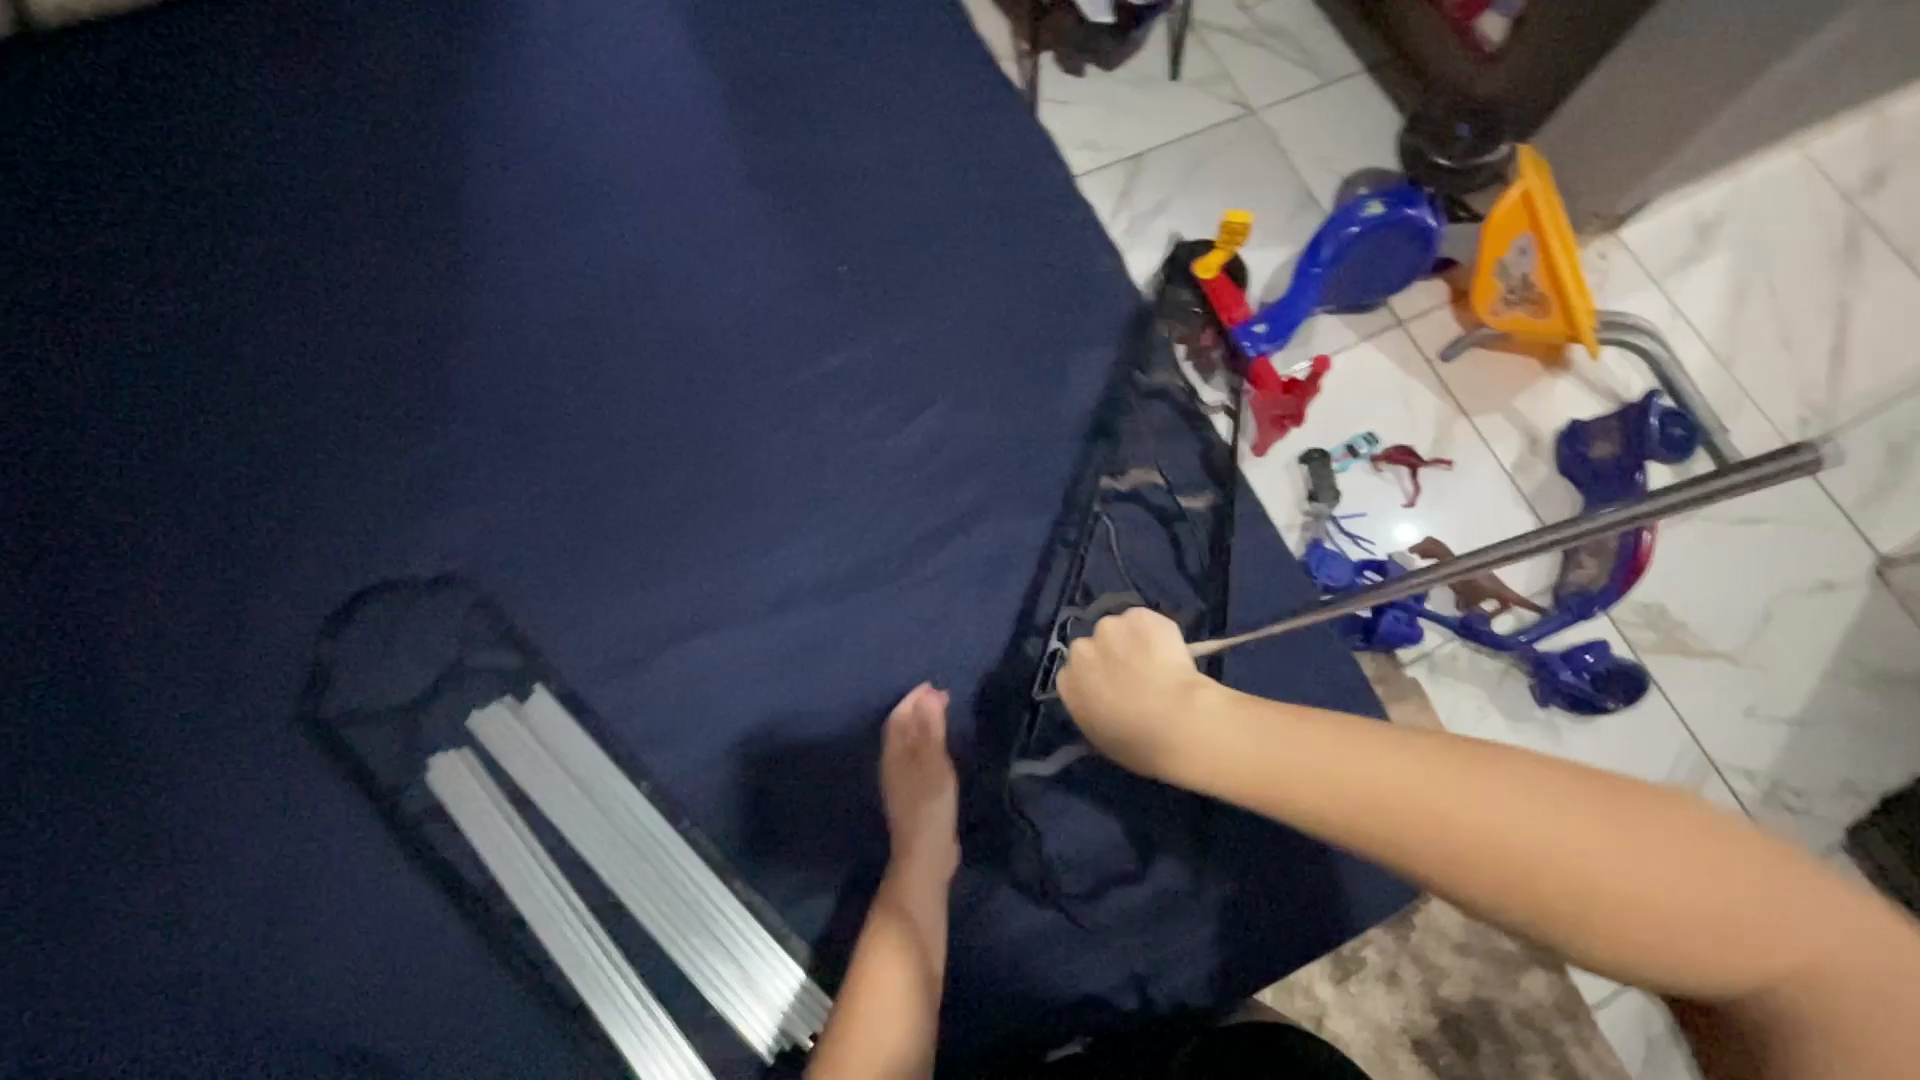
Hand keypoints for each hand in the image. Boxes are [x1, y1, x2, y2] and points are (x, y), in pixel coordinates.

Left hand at [880, 683, 959, 883]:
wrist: (925, 855)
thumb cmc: (930, 806)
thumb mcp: (934, 763)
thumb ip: (930, 729)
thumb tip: (928, 696)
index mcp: (895, 753)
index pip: (899, 716)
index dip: (914, 698)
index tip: (933, 685)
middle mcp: (892, 763)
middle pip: (900, 727)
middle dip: (917, 708)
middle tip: (941, 696)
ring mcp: (900, 780)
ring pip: (906, 742)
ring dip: (921, 725)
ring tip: (941, 715)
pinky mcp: (912, 793)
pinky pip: (915, 757)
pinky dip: (925, 743)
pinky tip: (938, 749)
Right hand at [1056, 608, 1216, 777]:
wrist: (1177, 721)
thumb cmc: (1138, 743)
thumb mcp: (1102, 739)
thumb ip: (1093, 713)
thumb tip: (1102, 707)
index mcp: (1068, 683)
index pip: (1075, 672)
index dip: (1096, 677)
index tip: (1113, 687)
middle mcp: (1081, 650)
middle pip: (1093, 645)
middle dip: (1110, 655)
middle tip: (1136, 673)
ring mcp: (1109, 628)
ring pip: (1120, 629)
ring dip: (1133, 640)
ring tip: (1157, 660)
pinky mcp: (1139, 616)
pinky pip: (1145, 621)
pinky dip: (1156, 631)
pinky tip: (1171, 650)